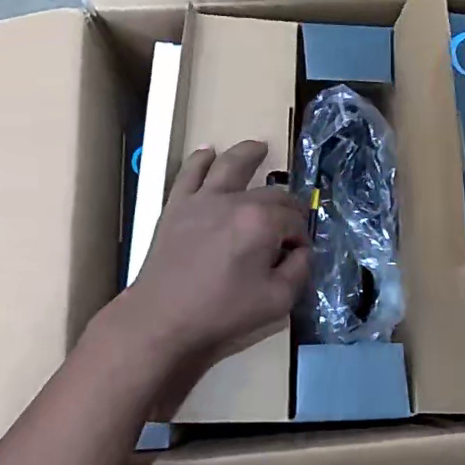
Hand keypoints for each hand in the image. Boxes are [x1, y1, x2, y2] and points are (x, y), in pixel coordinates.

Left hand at [109, 140, 309, 366]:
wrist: (162, 318)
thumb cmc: (222, 311)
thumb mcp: (277, 300)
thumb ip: (299, 271)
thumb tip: (301, 253)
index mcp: (262, 222)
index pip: (294, 221)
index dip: (302, 239)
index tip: (297, 258)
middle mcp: (234, 200)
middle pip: (271, 194)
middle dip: (287, 207)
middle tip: (290, 226)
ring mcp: (202, 199)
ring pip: (230, 165)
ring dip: (248, 153)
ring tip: (259, 146)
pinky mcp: (177, 206)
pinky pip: (190, 173)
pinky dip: (201, 160)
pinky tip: (208, 152)